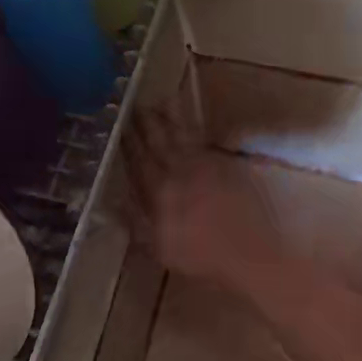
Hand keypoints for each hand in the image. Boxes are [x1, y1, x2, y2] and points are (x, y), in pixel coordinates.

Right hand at [123, 112, 281, 290]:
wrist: (247, 254)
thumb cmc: (201, 259)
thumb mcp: (160, 249)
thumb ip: (136, 223)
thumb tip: (114, 202)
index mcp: (160, 194)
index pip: (138, 162)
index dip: (127, 143)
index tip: (118, 126)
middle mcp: (180, 174)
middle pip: (158, 143)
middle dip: (145, 123)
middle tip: (134, 103)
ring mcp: (205, 167)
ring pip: (182, 136)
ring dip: (169, 118)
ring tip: (160, 101)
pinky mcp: (225, 167)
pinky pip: (204, 142)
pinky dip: (194, 129)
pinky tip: (189, 123)